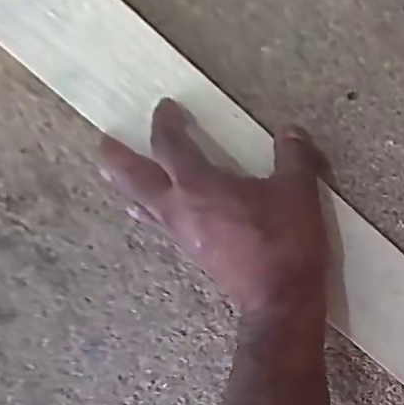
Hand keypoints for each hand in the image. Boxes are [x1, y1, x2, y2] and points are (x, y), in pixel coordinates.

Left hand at [101, 100, 330, 319]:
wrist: (280, 297)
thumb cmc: (286, 241)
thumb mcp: (299, 192)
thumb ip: (294, 157)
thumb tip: (290, 131)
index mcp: (199, 184)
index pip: (170, 144)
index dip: (166, 122)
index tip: (166, 107)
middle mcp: (178, 207)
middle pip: (133, 176)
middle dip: (117, 156)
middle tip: (104, 141)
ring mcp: (182, 234)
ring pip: (141, 204)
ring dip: (128, 187)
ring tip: (121, 177)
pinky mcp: (194, 255)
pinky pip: (160, 226)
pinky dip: (150, 212)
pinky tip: (156, 215)